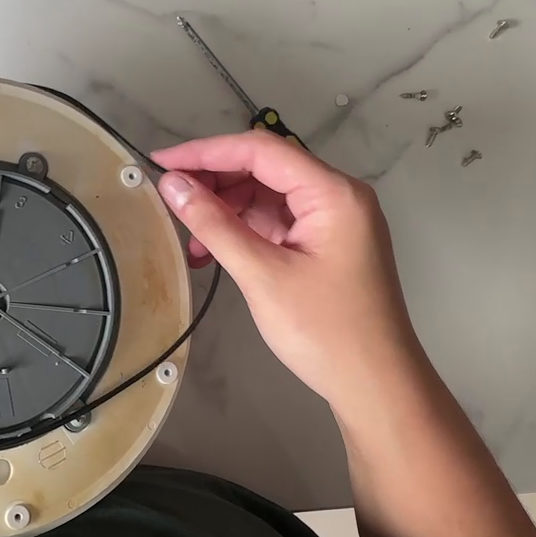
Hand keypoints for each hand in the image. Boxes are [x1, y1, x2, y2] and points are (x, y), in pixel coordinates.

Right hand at [152, 131, 424, 402]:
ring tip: (189, 240)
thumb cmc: (324, 330)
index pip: (260, 150)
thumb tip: (171, 184)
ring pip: (266, 196)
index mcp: (332, 192)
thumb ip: (214, 225)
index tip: (159, 161)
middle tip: (169, 202)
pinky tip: (212, 252)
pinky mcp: (324, 244)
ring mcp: (332, 221)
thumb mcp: (262, 275)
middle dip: (214, 182)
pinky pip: (276, 222)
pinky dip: (242, 231)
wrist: (376, 385)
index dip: (205, 151)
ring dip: (224, 211)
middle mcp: (336, 196)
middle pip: (264, 168)